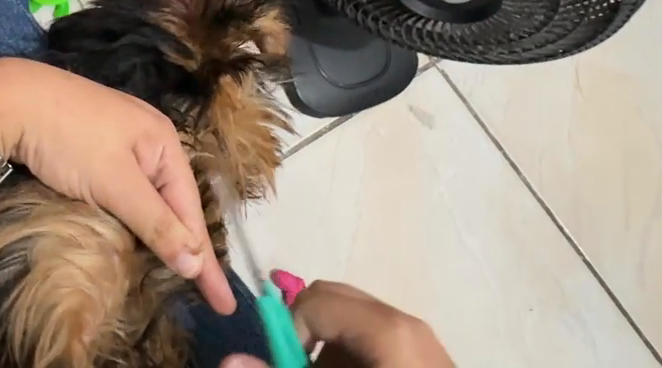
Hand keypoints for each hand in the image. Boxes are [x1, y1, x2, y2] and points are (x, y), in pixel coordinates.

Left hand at [0, 57, 235, 313]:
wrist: (11, 98)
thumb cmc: (69, 137)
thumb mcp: (115, 182)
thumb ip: (155, 222)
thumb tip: (195, 262)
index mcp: (162, 140)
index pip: (190, 208)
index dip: (205, 257)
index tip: (224, 302)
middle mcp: (148, 137)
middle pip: (173, 201)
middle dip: (187, 244)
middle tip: (205, 295)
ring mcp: (120, 139)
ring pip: (149, 196)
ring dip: (161, 231)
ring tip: (177, 273)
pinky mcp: (95, 145)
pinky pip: (127, 189)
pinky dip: (136, 216)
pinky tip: (137, 236)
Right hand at [221, 281, 452, 367]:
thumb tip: (230, 359)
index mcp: (388, 332)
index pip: (316, 300)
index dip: (290, 334)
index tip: (287, 367)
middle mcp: (407, 327)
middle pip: (334, 305)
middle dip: (309, 343)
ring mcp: (424, 347)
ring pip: (354, 329)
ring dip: (331, 359)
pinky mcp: (431, 364)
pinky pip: (379, 348)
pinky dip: (356, 365)